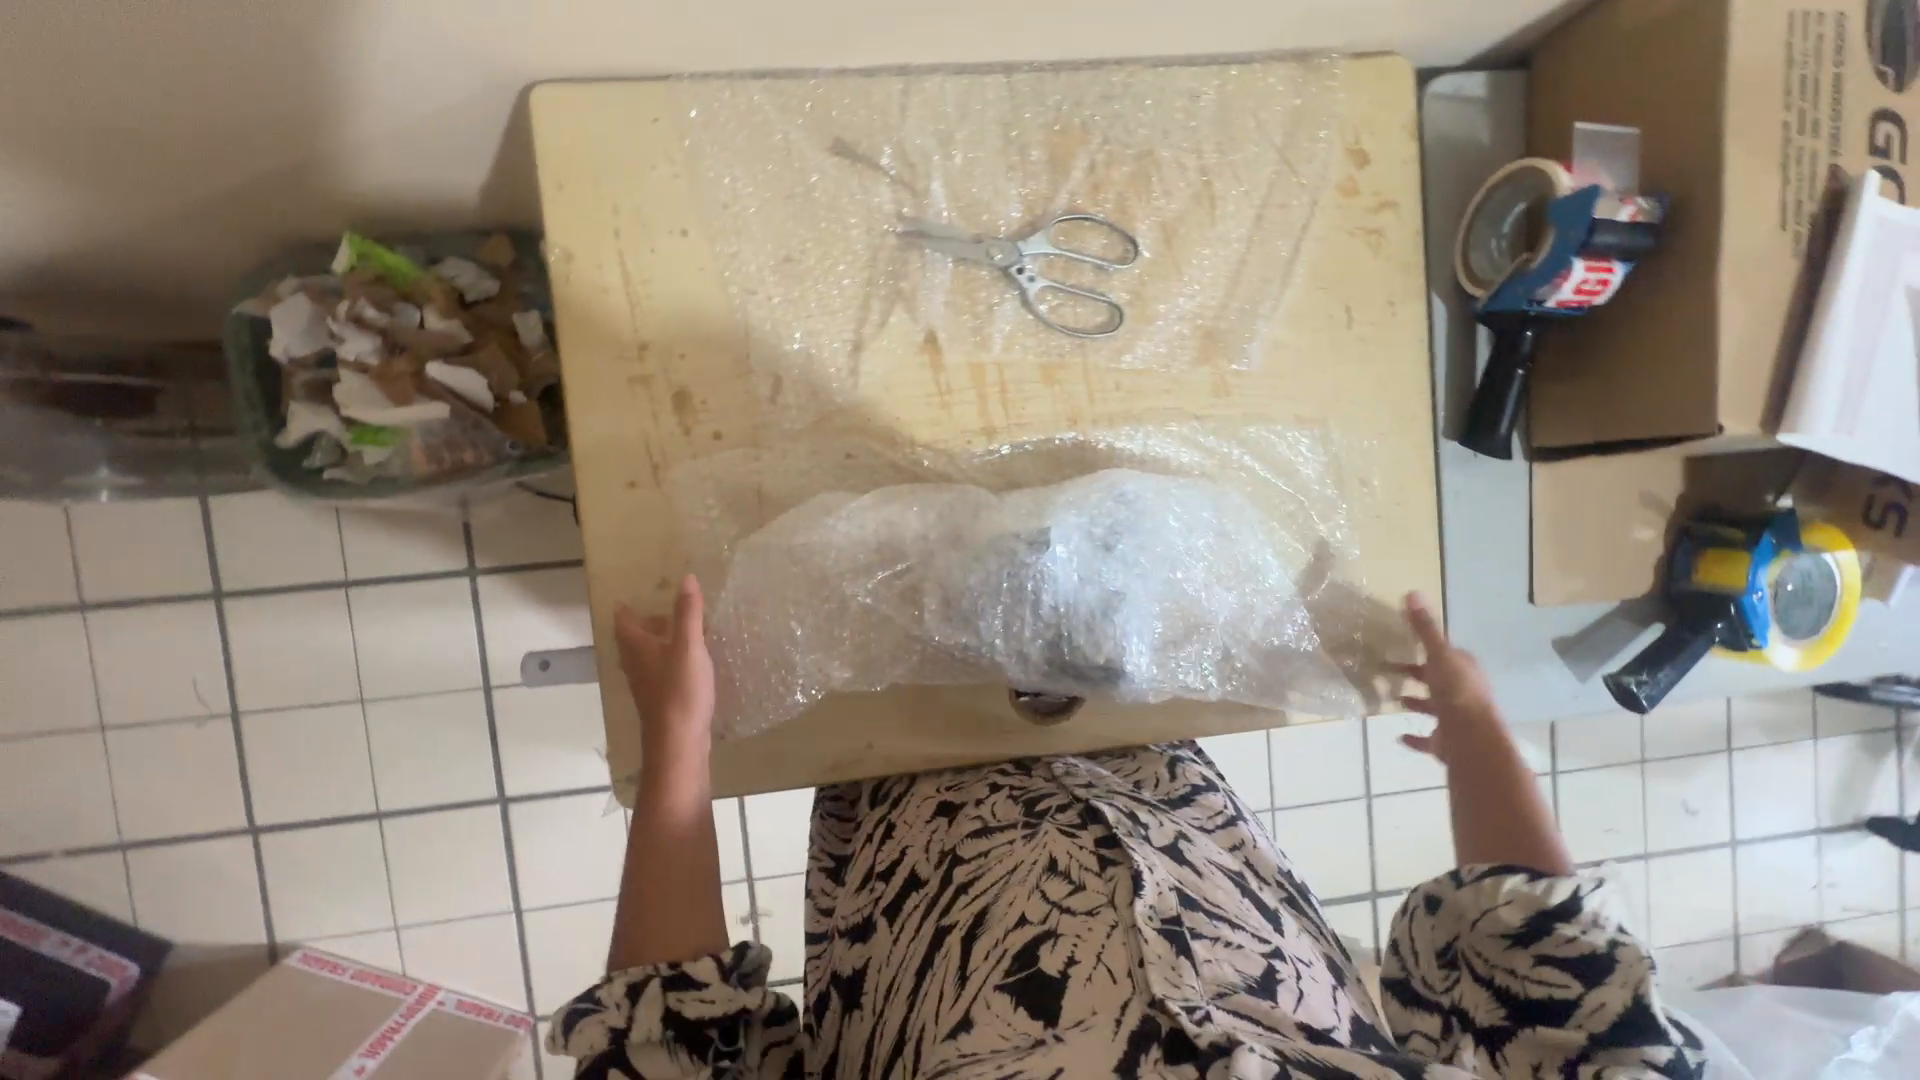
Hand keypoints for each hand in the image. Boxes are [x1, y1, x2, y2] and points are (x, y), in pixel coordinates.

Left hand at [615, 575, 715, 756]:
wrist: (678, 742)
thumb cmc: (680, 690)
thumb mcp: (689, 646)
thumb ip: (688, 613)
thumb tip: (687, 578)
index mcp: (637, 648)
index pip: (624, 621)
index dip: (627, 608)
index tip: (633, 596)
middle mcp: (635, 664)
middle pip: (633, 639)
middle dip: (645, 624)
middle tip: (664, 611)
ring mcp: (646, 685)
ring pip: (646, 657)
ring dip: (657, 643)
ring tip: (680, 634)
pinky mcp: (660, 700)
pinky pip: (659, 671)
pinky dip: (669, 660)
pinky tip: (688, 663)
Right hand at [1394, 592, 1499, 764]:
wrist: (1471, 738)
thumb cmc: (1456, 691)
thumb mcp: (1439, 654)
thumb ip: (1425, 628)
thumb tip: (1412, 592)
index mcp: (1465, 670)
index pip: (1448, 654)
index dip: (1430, 650)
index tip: (1407, 644)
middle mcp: (1464, 692)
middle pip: (1439, 679)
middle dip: (1419, 674)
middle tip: (1391, 669)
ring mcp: (1456, 718)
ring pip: (1433, 707)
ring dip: (1416, 702)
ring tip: (1394, 698)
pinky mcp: (1446, 741)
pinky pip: (1427, 738)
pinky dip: (1413, 738)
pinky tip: (1397, 735)